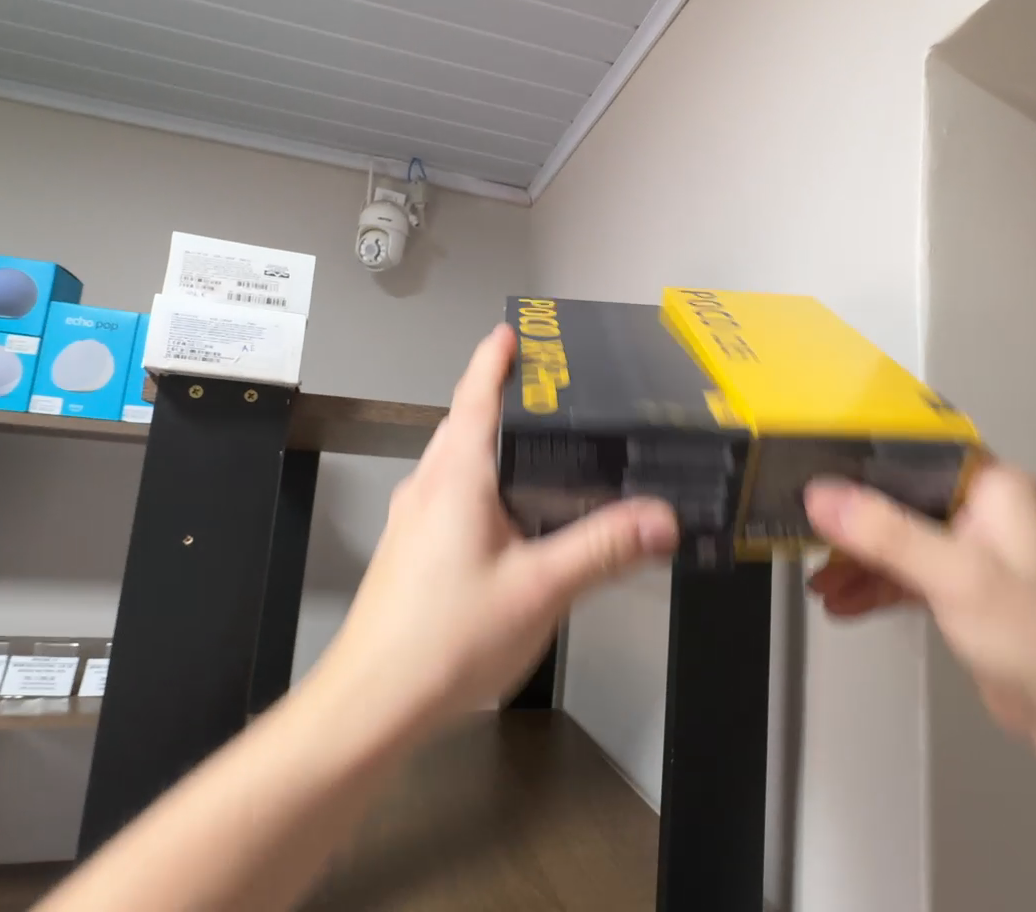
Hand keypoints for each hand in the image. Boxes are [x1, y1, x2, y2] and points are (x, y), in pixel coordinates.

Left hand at [317, 325, 678, 730]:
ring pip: (456, 466)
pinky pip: (451, 499)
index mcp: (454, 478)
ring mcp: (412, 522)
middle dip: (500, 401)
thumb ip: (604, 548)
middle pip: (463, 427)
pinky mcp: (411, 554)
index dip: (493, 361)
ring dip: (490, 446)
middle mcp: (426, 489)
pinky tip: (512, 522)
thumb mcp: (540, 590)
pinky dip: (483, 487)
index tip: (511, 332)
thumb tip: (663, 518)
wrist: (372, 704)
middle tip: (549, 392)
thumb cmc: (448, 637)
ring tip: (540, 451)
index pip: (474, 398)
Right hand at [804, 464, 1035, 738]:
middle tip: (806, 539)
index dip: (863, 461)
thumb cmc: (1029, 632)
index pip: (915, 455)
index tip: (812, 472)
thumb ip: (884, 533)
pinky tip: (842, 605)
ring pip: (895, 540)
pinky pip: (902, 573)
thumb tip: (818, 496)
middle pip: (897, 500)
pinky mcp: (957, 587)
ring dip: (857, 562)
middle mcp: (979, 509)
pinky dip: (873, 587)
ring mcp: (968, 550)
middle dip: (851, 526)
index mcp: (992, 486)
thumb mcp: (953, 574)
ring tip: (819, 587)